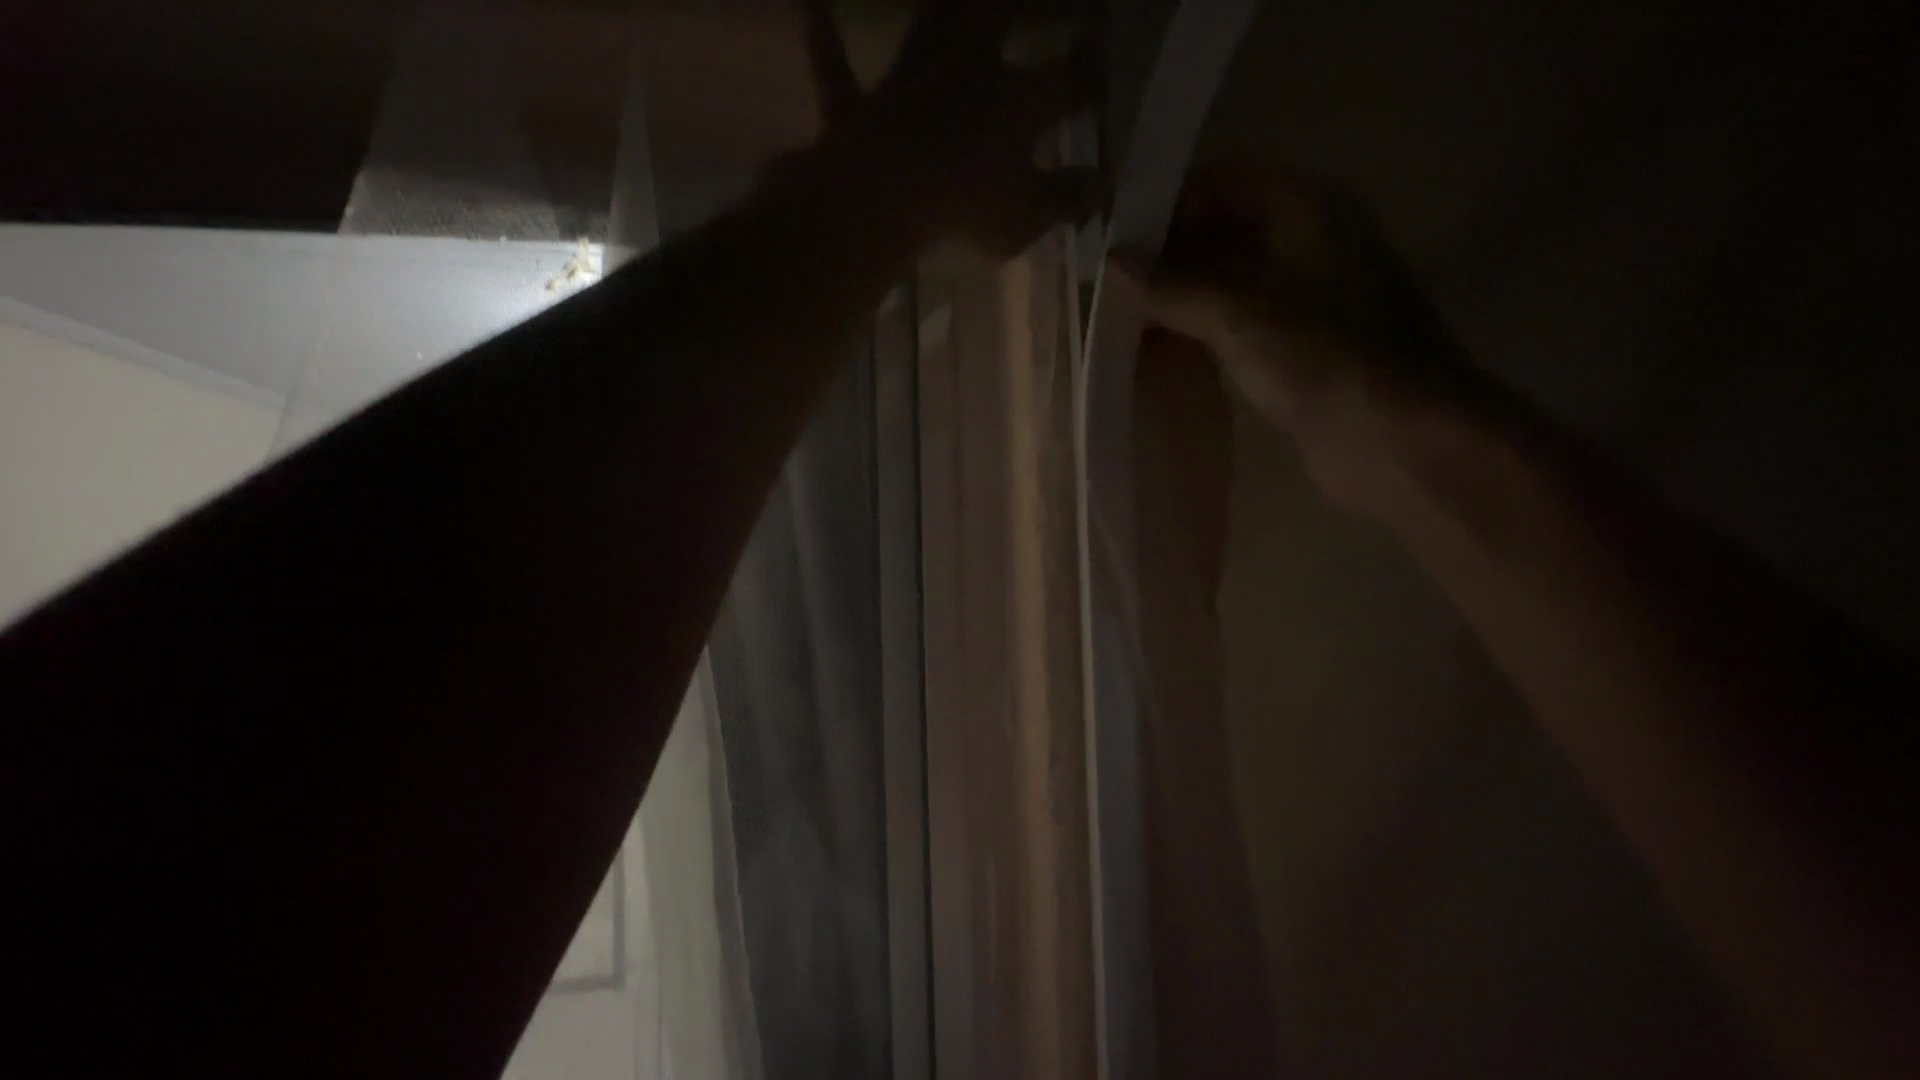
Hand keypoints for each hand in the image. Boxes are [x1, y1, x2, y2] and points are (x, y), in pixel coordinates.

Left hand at [793, 0, 1100, 256]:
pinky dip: (822, 31)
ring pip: (932, 16)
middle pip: (1001, 14)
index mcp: (1018, 102)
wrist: (882, 201)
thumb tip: (1100, 185)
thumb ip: (1065, 200)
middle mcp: (967, 70)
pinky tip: (811, 0)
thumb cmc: (965, 210)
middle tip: (1033, 0)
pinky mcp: (858, 102)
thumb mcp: (1026, 218)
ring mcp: (908, 78)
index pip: (1067, 79)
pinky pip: (834, 62)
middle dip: (1022, 0)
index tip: (1099, 59)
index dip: (1087, 71)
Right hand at [1110, 160, 1473, 513]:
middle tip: (1114, 289)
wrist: (1398, 439)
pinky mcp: (1305, 346)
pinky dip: (1204, 331)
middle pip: (1227, 227)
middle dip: (1170, 254)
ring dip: (1183, 297)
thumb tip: (1113, 263)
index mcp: (1309, 206)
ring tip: (1127, 323)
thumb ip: (1172, 285)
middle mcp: (1313, 239)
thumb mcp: (1237, 314)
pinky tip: (1166, 353)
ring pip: (1232, 279)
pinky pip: (1243, 323)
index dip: (1173, 201)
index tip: (1122, 240)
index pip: (1227, 177)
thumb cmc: (1323, 357)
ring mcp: (1312, 296)